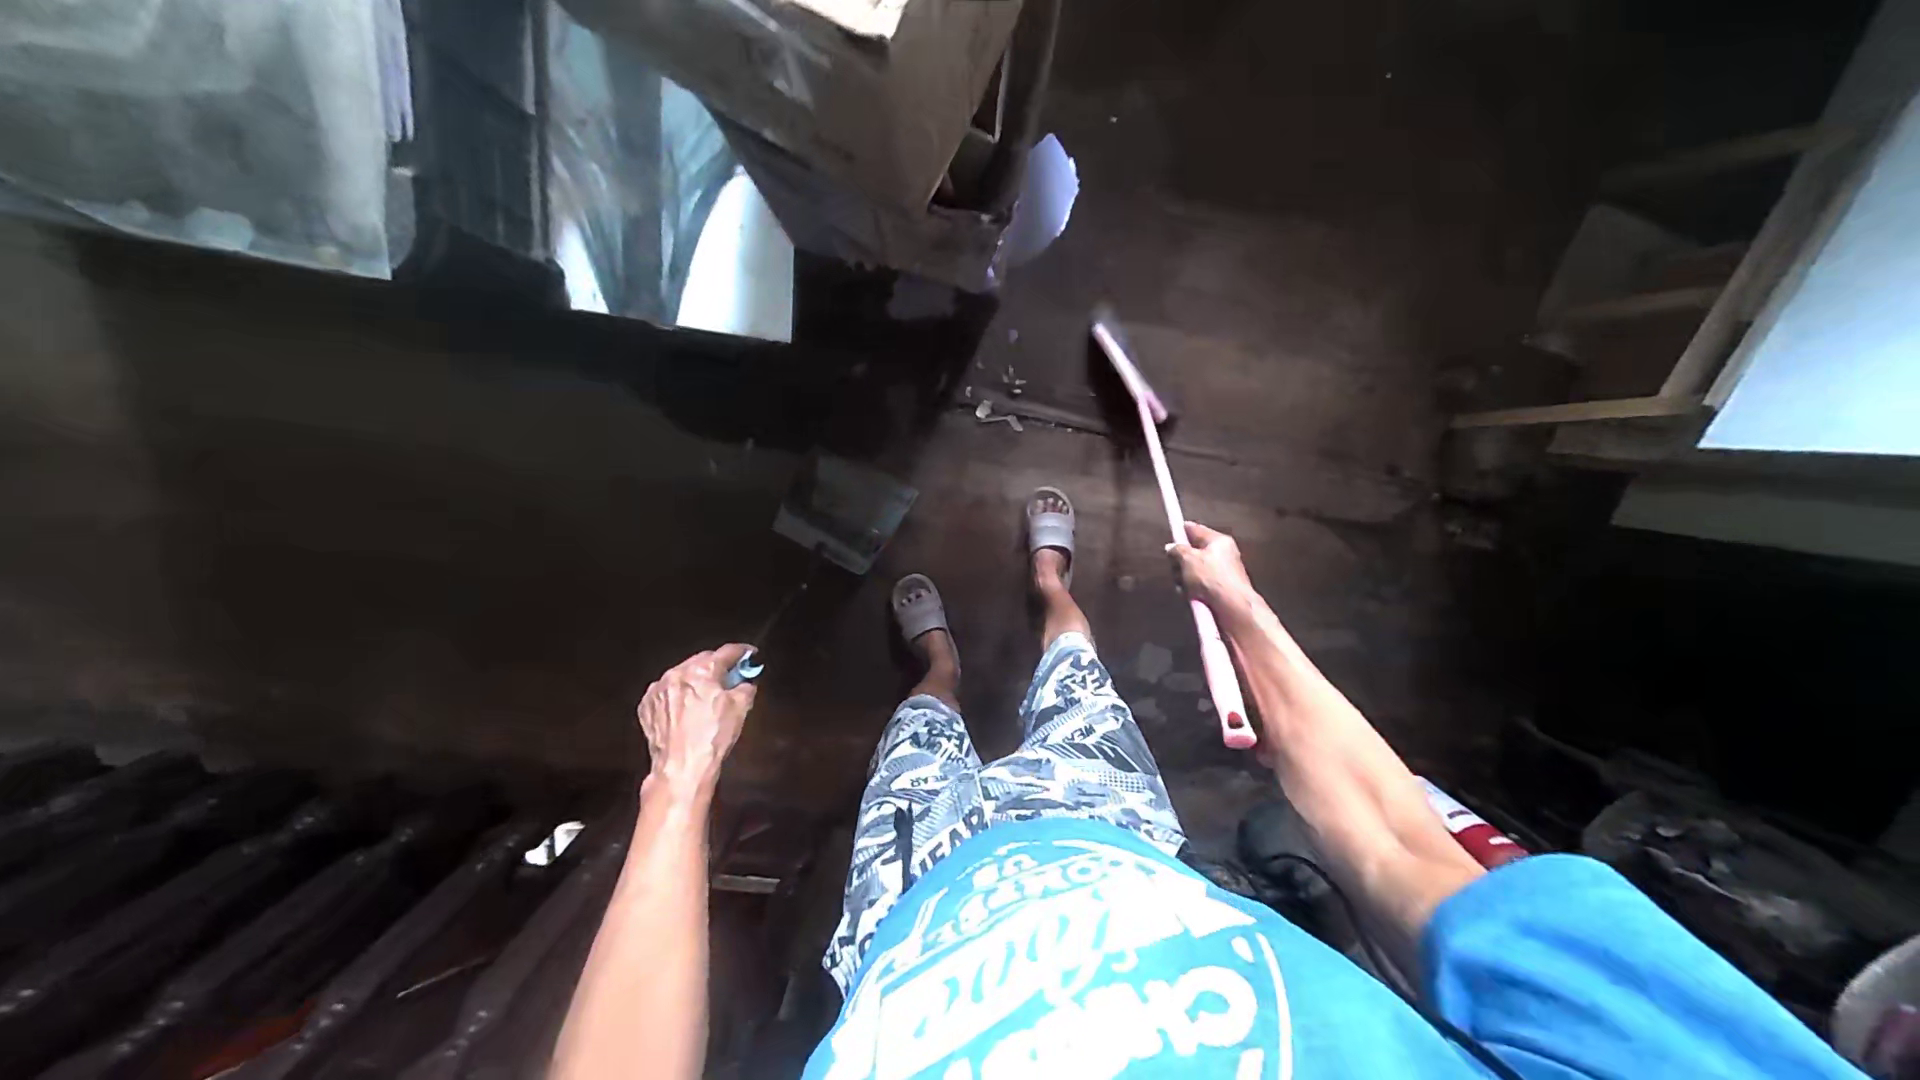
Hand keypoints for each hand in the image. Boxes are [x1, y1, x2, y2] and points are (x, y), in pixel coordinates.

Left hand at [637, 643, 756, 798]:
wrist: (681, 767)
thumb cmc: (712, 736)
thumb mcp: (741, 709)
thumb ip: (746, 687)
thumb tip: (745, 683)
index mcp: (702, 670)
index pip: (726, 652)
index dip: (742, 652)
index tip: (750, 655)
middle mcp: (677, 673)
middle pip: (702, 660)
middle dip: (717, 666)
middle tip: (730, 677)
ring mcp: (658, 689)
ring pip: (682, 675)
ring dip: (696, 680)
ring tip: (706, 696)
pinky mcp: (647, 706)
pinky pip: (667, 691)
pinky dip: (678, 694)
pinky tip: (687, 709)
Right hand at [1167, 521, 1258, 618]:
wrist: (1231, 606)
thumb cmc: (1214, 579)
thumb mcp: (1188, 559)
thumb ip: (1177, 550)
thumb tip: (1171, 548)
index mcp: (1219, 541)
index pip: (1196, 530)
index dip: (1182, 530)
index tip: (1172, 530)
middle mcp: (1223, 555)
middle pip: (1194, 552)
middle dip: (1181, 561)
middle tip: (1176, 567)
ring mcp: (1223, 573)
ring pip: (1195, 570)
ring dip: (1184, 578)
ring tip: (1184, 585)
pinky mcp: (1220, 589)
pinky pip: (1200, 585)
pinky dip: (1192, 589)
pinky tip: (1189, 594)